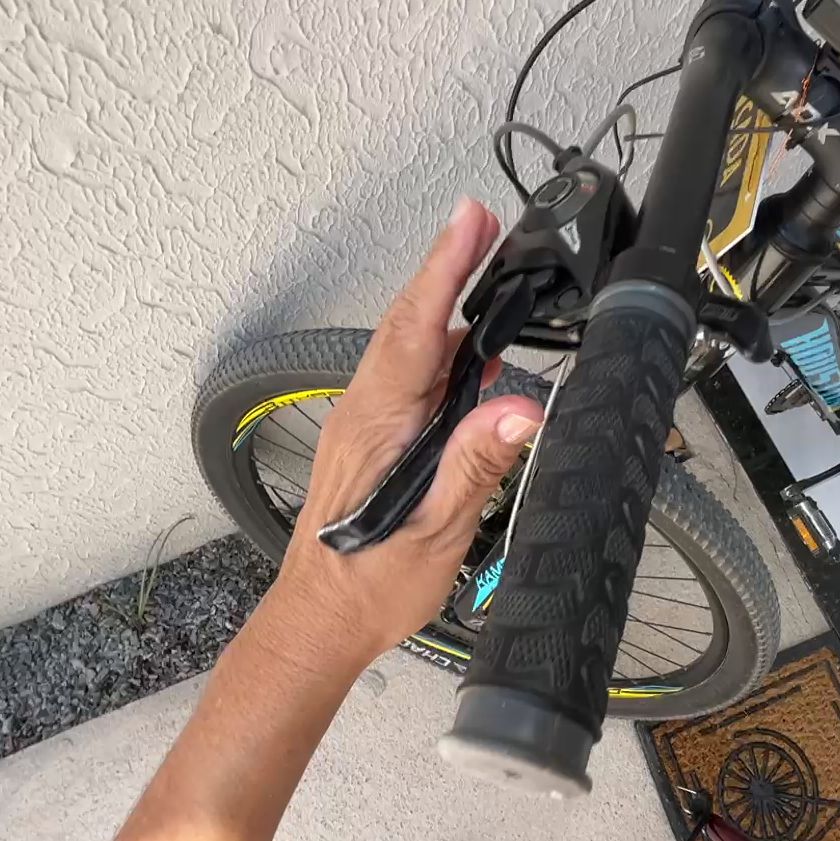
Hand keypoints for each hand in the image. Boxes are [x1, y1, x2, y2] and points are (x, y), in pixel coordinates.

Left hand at [268, 198, 544, 661]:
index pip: (415, 330)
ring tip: (484, 272)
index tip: (468, 222)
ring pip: (408, 347)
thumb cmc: (370, 583)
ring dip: (443, 304)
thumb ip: (475, 465)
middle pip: (409, 324)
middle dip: (446, 269)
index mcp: (378, 426)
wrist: (320, 618)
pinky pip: (407, 377)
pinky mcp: (371, 437)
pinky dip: (438, 347)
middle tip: (485, 227)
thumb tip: (519, 410)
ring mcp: (365, 422)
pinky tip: (466, 349)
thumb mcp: (435, 531)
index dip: (442, 270)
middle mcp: (364, 412)